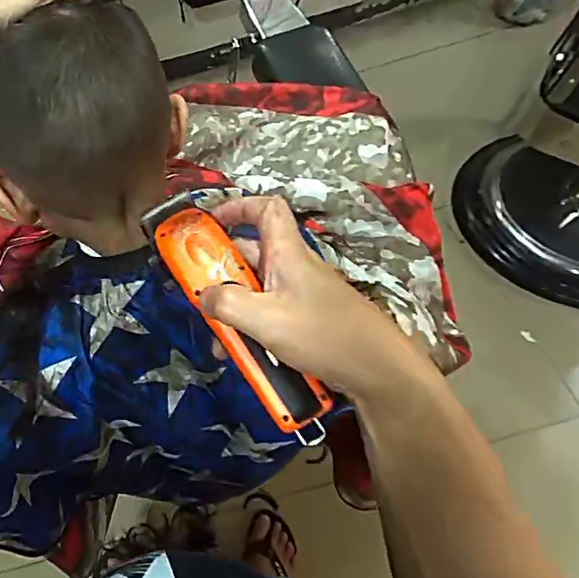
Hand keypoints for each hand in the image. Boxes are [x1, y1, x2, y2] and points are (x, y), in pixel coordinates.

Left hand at [0, 0, 80, 53]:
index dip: (62, 0)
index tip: (74, 11)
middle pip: (30, 12)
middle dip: (45, 23)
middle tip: (57, 36)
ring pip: (16, 33)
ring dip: (26, 41)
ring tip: (37, 49)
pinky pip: (3, 52)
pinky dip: (10, 55)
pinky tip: (15, 58)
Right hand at [201, 195, 435, 401]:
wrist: (379, 371)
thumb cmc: (323, 335)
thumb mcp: (266, 320)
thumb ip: (227, 305)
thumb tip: (203, 296)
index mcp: (287, 253)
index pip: (266, 209)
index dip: (237, 206)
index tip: (210, 223)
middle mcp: (294, 267)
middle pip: (251, 255)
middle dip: (222, 274)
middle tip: (200, 296)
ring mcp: (302, 295)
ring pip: (257, 292)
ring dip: (235, 313)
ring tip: (222, 343)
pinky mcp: (308, 320)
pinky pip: (271, 316)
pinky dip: (254, 331)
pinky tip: (247, 358)